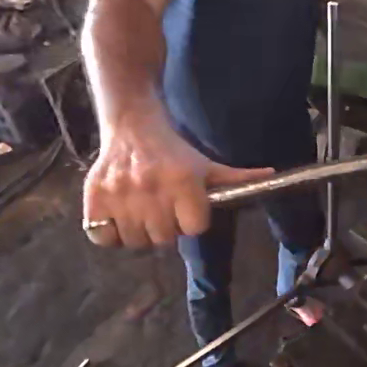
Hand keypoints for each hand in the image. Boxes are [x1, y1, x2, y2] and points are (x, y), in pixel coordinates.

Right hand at [82, 117, 271, 247]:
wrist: (132, 125)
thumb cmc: (175, 151)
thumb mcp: (207, 163)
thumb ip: (239, 177)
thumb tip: (272, 175)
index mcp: (183, 180)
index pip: (194, 228)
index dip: (192, 222)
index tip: (186, 210)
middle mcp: (151, 187)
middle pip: (164, 239)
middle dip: (166, 229)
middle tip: (163, 211)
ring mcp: (120, 194)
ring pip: (135, 242)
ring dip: (140, 233)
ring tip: (143, 212)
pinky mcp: (94, 198)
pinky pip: (104, 238)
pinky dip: (111, 234)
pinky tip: (121, 217)